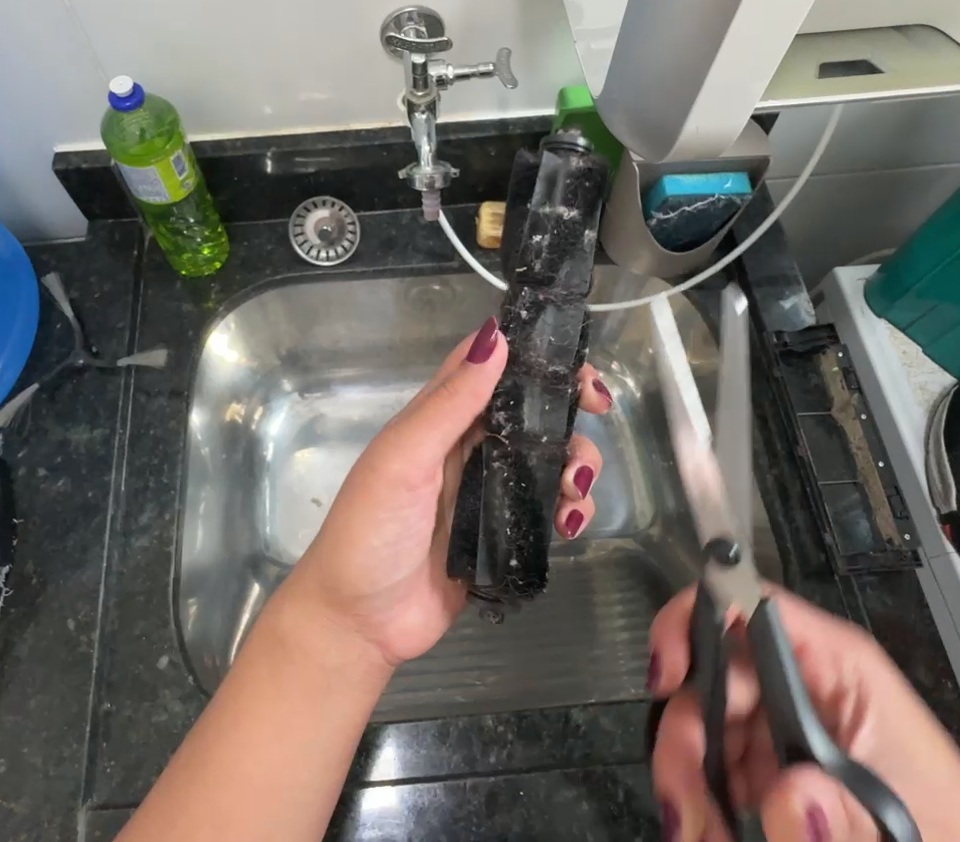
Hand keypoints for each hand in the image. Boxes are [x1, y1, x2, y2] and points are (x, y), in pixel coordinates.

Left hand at [279, 316, 614, 669]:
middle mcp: (464, 447)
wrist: (360, 623)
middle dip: (568, 406)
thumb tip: (495, 336)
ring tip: (575, 489)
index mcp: (436, 419)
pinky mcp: (500, 533)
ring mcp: (484, 491)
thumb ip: (450, 403)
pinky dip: (568, 508)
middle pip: (528, 410)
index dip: (530, 354)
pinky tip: (570, 526)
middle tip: (600, 410)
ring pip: (545, 458)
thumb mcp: (405, 459)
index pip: (487, 367)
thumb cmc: (370, 531)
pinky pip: (544, 507)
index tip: (573, 359)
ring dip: (574, 462)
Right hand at [648, 587, 959, 841]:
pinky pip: (721, 764)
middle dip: (684, 737)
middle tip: (685, 811)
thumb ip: (845, 818)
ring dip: (689, 778)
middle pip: (711, 674)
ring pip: (706, 722)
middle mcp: (802, 682)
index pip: (749, 606)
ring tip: (699, 836)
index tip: (663, 678)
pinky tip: (712, 832)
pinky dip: (706, 799)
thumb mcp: (902, 826)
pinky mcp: (780, 767)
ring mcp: (787, 724)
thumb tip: (786, 799)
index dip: (693, 621)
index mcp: (835, 665)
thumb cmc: (956, 837)